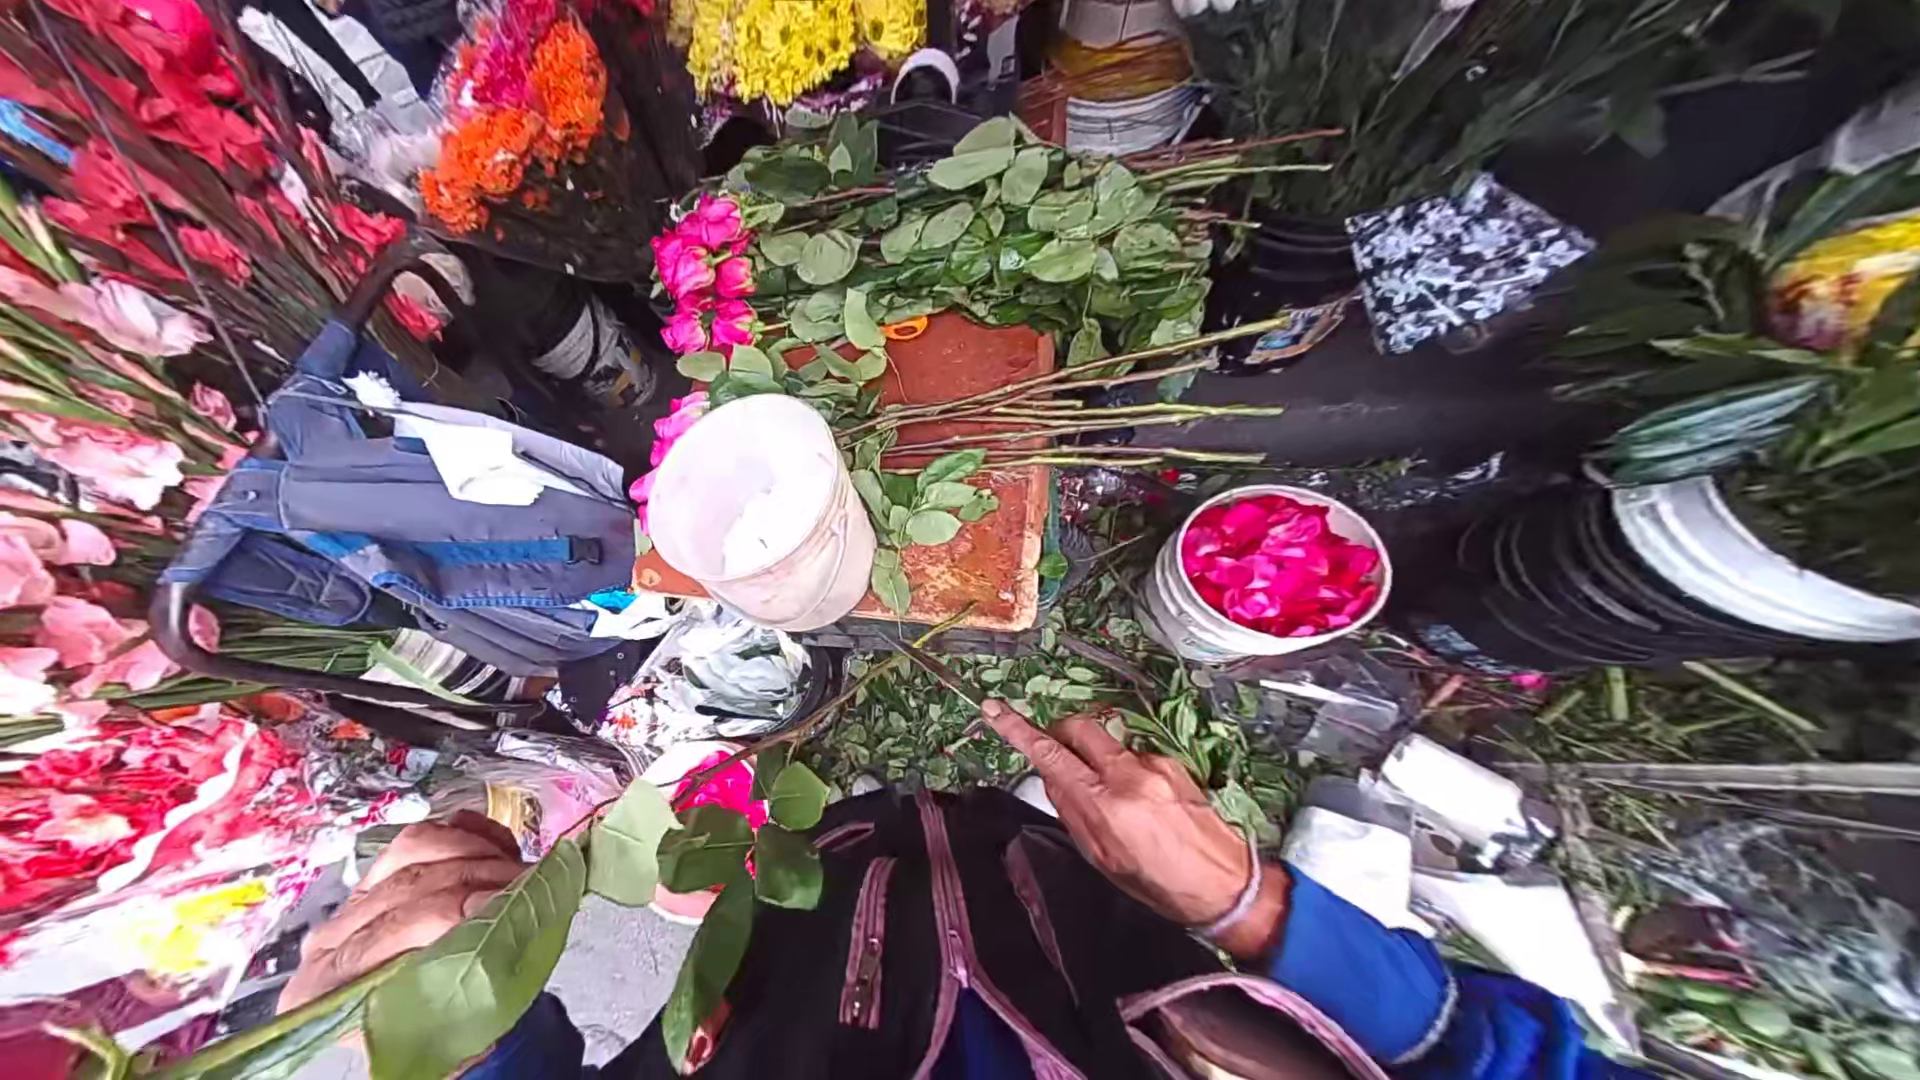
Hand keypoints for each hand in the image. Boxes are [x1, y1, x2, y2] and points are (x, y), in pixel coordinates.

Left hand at [279, 810, 524, 1012]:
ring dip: (479, 851)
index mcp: (324, 986)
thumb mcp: (444, 1014)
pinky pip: (433, 832)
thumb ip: (459, 968)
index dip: (452, 908)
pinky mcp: (395, 865)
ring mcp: (363, 893)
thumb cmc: (446, 1021)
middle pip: (409, 881)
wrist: (446, 1018)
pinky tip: (500, 851)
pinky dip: (472, 832)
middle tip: (527, 880)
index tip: (503, 902)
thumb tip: (498, 918)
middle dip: (479, 875)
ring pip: (416, 844)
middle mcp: (332, 936)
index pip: (388, 928)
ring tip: (518, 868)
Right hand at [982, 700, 1288, 958]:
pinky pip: (1132, 754)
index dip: (1018, 731)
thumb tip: (1051, 775)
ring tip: (1112, 797)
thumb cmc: (1160, 884)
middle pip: (1077, 726)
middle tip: (1058, 755)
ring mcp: (1154, 763)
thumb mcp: (1103, 859)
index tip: (995, 710)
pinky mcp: (1172, 761)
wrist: (1229, 886)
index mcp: (1107, 805)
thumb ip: (1072, 811)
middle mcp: (1129, 774)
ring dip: (1095, 757)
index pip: (1050, 756)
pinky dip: (1124, 769)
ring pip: (1105, 741)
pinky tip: (1141, 801)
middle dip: (1059, 732)